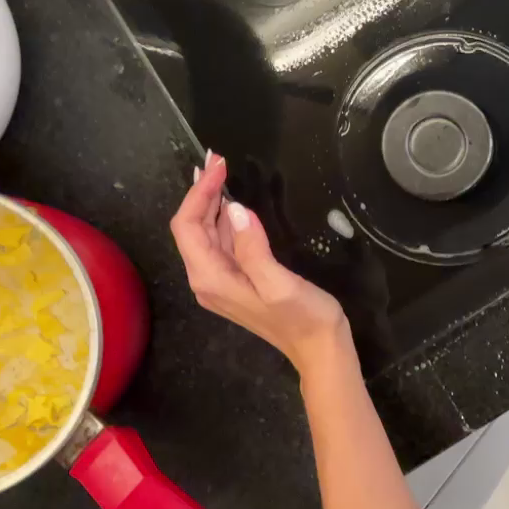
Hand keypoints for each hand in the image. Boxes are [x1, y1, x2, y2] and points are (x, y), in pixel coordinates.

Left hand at [170, 153, 355, 376]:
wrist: (319, 349)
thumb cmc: (304, 317)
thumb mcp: (279, 283)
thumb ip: (253, 247)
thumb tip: (237, 209)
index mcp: (212, 278)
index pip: (189, 226)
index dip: (199, 193)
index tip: (220, 166)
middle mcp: (208, 280)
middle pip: (192, 229)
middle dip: (202, 192)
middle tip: (218, 160)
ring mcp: (223, 282)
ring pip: (206, 235)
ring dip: (212, 204)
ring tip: (223, 174)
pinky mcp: (239, 281)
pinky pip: (222, 244)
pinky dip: (225, 220)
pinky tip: (235, 206)